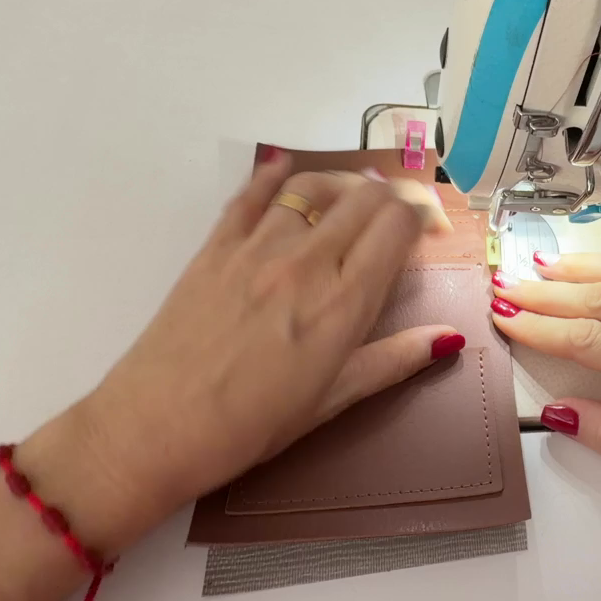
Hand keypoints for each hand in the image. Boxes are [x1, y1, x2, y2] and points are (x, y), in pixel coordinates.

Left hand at [27, 149, 457, 548]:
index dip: (422, 216)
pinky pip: (251, 195)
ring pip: (314, 185)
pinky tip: (284, 168)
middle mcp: (307, 262)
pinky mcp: (215, 247)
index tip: (428, 229)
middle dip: (393, 197)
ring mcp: (258, 248)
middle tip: (398, 215)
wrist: (150, 432)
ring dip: (344, 185)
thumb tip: (449, 338)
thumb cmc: (252, 426)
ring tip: (352, 199)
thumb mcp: (333, 399)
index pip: (398, 225)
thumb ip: (395, 359)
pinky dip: (273, 175)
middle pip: (365, 197)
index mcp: (344, 302)